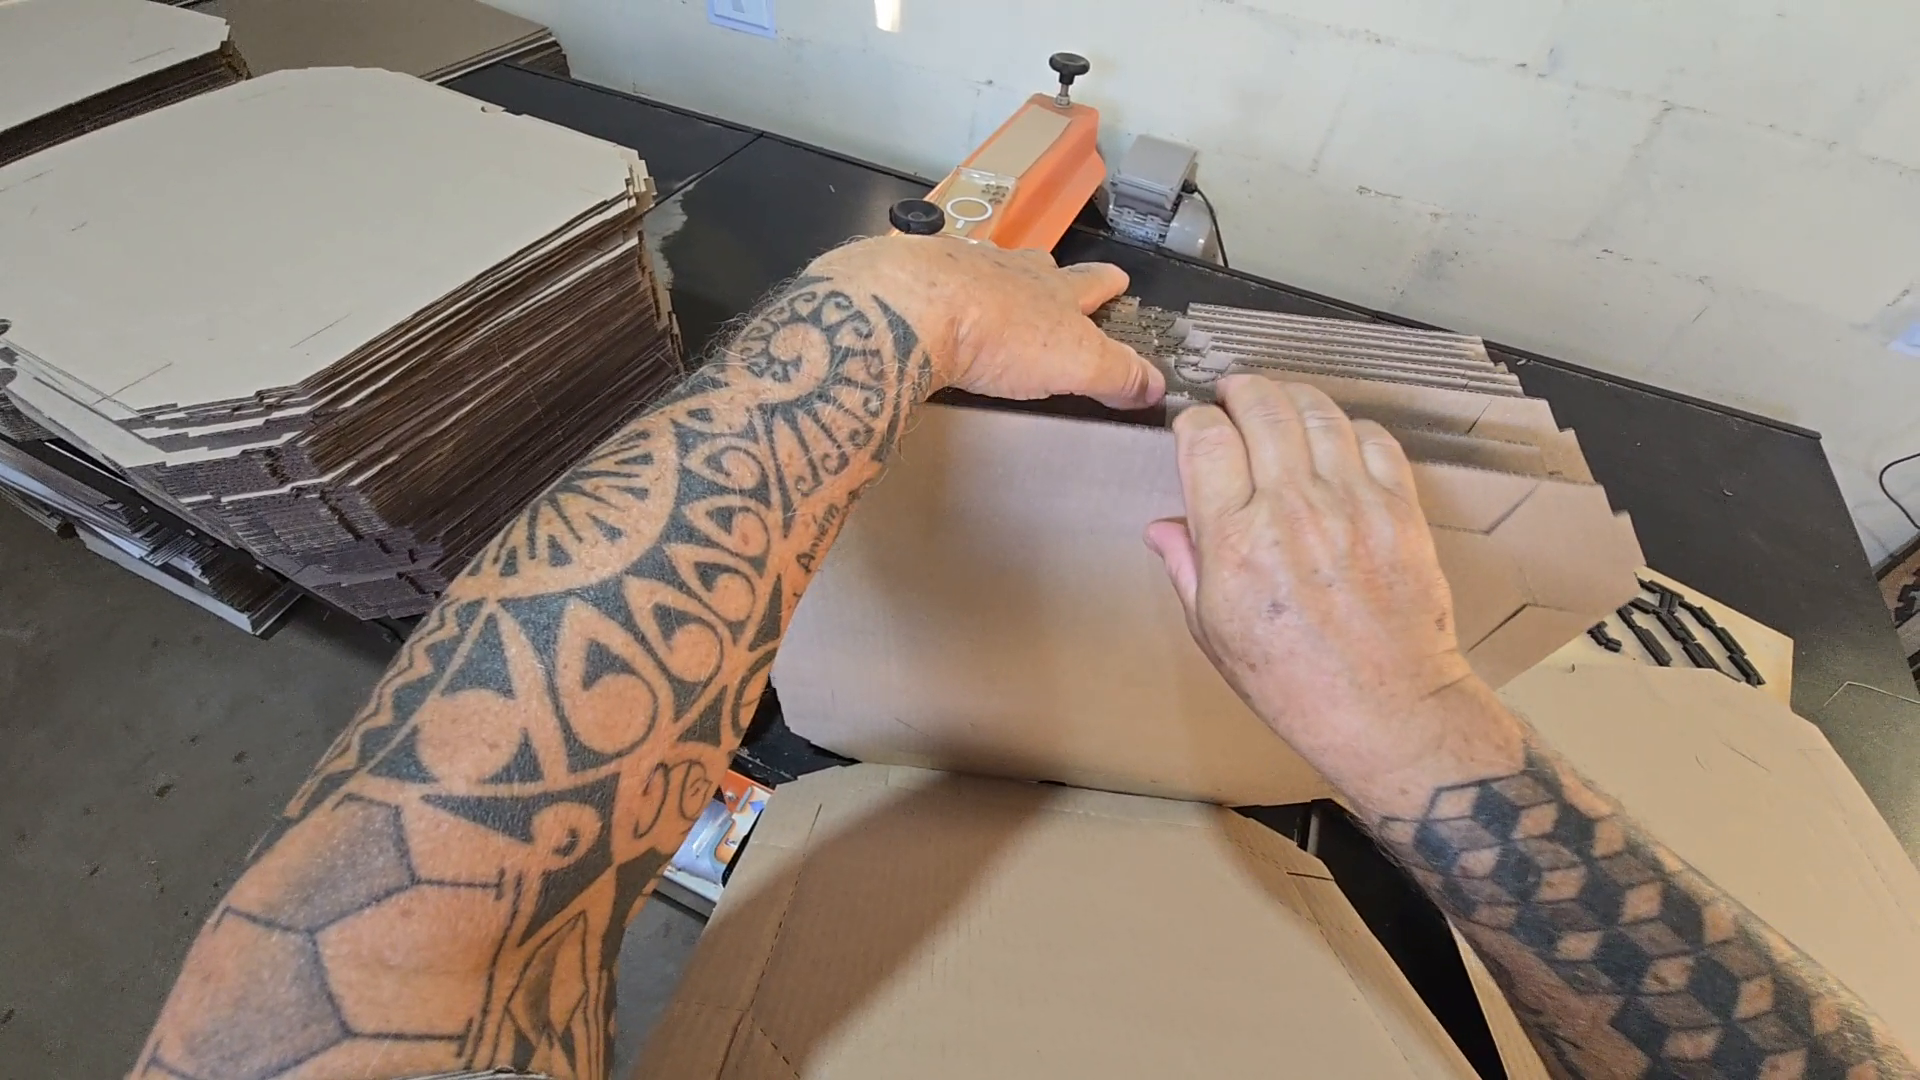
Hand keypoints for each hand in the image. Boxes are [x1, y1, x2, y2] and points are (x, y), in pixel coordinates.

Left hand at [807, 235, 1165, 408]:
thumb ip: (1117, 374)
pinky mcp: (914, 279)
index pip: (1092, 282)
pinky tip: (937, 304)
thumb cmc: (1003, 335)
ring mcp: (958, 267)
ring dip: (995, 278)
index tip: (1119, 278)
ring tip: (994, 290)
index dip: (1108, 283)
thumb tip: (1157, 384)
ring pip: (987, 267)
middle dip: (1051, 274)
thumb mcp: (1076, 362)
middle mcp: (1010, 269)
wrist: (919, 308)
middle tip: (1054, 278)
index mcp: (1053, 289)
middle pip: (1038, 266)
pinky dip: (943, 292)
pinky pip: (936, 281)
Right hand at [1143, 376, 1493, 803]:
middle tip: (1232, 394)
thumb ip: (1184, 566)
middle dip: (1241, 391)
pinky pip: (1375, 439)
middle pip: (1263, 408)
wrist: (1388, 711)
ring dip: (1290, 396)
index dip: (1193, 422)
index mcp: (1235, 540)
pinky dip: (1348, 426)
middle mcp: (1292, 510)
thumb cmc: (1293, 681)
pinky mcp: (1400, 511)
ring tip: (1277, 401)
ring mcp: (1352, 505)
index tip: (1192, 429)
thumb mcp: (1212, 631)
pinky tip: (1333, 438)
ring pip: (1318, 413)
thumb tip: (1162, 528)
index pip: (1206, 440)